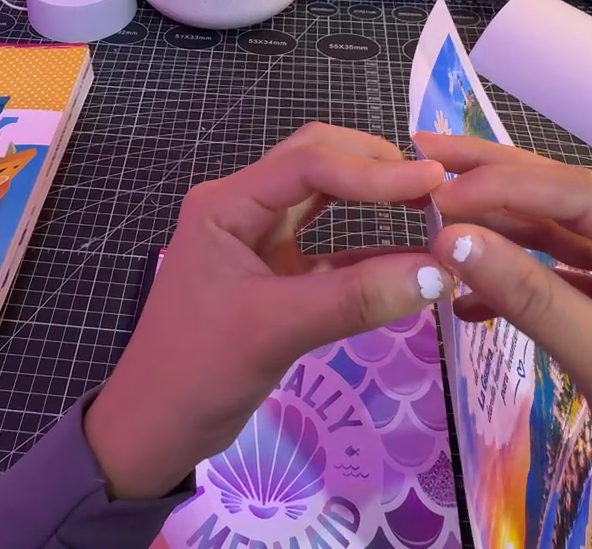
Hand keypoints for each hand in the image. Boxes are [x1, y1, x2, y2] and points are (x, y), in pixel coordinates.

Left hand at [85, 123, 446, 499]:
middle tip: (435, 186)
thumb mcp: (274, 330)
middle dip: (373, 166)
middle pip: (315, 162)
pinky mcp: (275, 270)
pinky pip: (329, 245)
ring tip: (430, 204)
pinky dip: (368, 245)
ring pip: (323, 196)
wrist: (153, 429)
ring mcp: (259, 236)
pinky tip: (411, 254)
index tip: (433, 183)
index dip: (372, 170)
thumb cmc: (197, 370)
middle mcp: (242, 205)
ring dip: (373, 196)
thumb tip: (439, 272)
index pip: (307, 163)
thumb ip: (354, 299)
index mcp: (227, 202)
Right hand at [417, 133, 591, 548]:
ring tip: (432, 210)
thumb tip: (450, 239)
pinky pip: (555, 283)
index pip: (584, 197)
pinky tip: (465, 296)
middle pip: (566, 202)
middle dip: (495, 179)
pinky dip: (510, 284)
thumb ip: (535, 301)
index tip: (441, 193)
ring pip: (555, 237)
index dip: (508, 185)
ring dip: (495, 228)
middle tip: (425, 154)